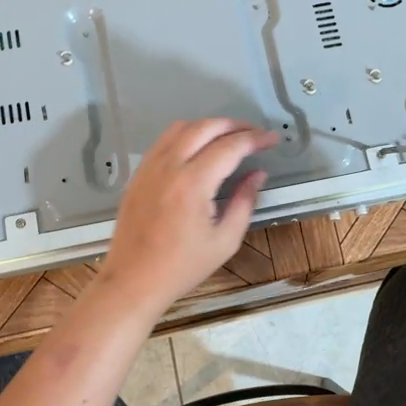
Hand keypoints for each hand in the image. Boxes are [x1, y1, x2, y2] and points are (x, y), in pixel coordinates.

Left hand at [98, 119, 278, 311]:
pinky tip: (198, 148)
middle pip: (205, 127)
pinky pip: (164, 141)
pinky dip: (186, 135)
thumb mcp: (225, 241)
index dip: (255, 139)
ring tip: (228, 137)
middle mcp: (169, 166)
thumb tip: (258, 174)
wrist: (133, 280)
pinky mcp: (139, 174)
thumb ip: (244, 202)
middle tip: (254, 135)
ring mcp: (150, 167)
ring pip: (181, 128)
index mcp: (193, 183)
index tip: (272, 140)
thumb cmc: (183, 267)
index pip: (230, 147)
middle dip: (234, 125)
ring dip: (208, 126)